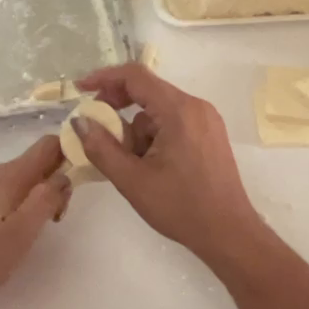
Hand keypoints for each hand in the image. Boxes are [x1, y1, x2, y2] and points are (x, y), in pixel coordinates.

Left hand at [0, 135, 70, 302]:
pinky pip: (1, 190)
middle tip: (56, 218)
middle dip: (53, 182)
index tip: (80, 181)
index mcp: (8, 176)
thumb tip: (64, 175)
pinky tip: (11, 229)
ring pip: (17, 178)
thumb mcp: (23, 231)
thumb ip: (46, 199)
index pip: (46, 145)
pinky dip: (16, 201)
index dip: (69, 154)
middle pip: (33, 162)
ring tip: (34, 228)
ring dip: (35, 194)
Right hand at [73, 64, 266, 265]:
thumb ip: (101, 148)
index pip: (135, 76)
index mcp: (179, 111)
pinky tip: (149, 165)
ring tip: (130, 164)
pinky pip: (174, 122)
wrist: (228, 232)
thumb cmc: (180, 207)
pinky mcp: (210, 135)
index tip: (80, 90)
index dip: (103, 78)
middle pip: (148, 91)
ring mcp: (206, 121)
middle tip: (97, 129)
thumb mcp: (132, 180)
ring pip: (159, 110)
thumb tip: (80, 122)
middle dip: (118, 107)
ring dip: (137, 129)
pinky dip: (154, 135)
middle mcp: (196, 107)